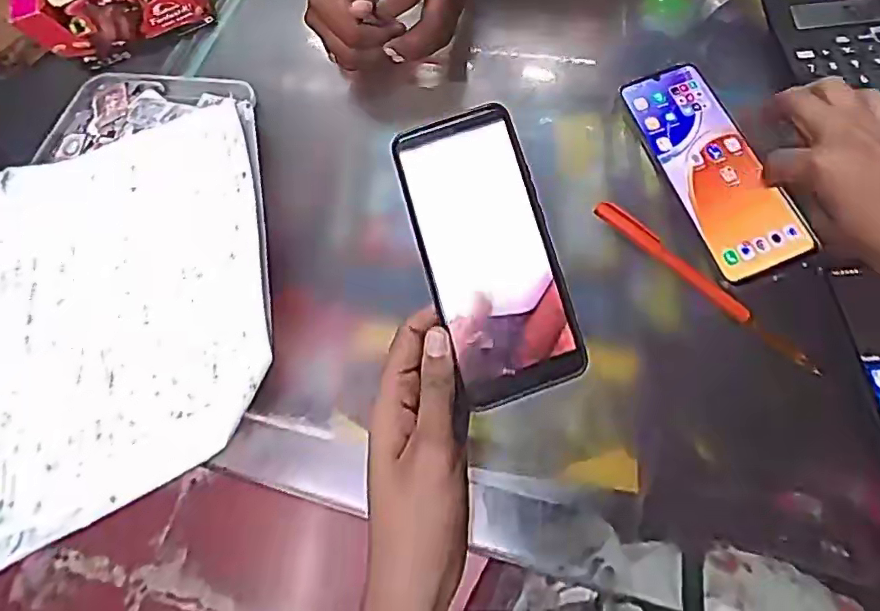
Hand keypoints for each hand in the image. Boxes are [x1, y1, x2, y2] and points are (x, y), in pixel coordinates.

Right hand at [306, 0, 403, 71]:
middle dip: (378, 49)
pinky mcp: (329, 41)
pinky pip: (348, 60)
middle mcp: (318, 21)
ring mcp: (322, 33)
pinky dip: (367, 59)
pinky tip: (382, 46)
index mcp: (323, 1)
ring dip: (374, 57)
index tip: (399, 25)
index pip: (353, 33)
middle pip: (350, 53)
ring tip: (391, 39)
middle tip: (398, 34)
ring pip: (349, 61)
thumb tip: (361, 11)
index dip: (379, 35)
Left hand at [352, 0, 473, 62]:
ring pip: (443, 35)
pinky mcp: (460, 12)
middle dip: (410, 42)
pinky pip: (446, 36)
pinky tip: (409, 53)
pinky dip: (428, 49)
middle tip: (386, 50)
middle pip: (434, 23)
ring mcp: (458, 2)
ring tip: (395, 56)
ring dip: (419, 50)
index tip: (368, 17)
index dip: (387, 10)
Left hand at [367, 309, 467, 610]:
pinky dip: (466, 387)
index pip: (403, 345)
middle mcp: (403, 411)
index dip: (427, 318)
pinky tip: (487, 377)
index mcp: (390, 407)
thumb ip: (435, 391)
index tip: (460, 299)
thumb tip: (437, 336)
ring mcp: (421, 428)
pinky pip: (450, 404)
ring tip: (489, 335)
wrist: (419, 581)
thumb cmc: (418, 522)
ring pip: (438, 379)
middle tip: (484, 313)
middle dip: (447, 333)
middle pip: (421, 358)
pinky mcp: (439, 445)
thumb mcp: (431, 449)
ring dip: (459, 358)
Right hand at [763, 79, 879, 321]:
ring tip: (808, 108)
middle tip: (769, 116)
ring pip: (832, 87)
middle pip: (796, 100)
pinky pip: (869, 99)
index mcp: (821, 164)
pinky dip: (853, 102)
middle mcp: (844, 136)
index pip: (777, 158)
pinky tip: (850, 119)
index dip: (769, 170)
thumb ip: (808, 200)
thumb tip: (797, 189)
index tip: (769, 177)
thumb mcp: (831, 230)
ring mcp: (873, 127)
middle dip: (776, 107)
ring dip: (814, 94)